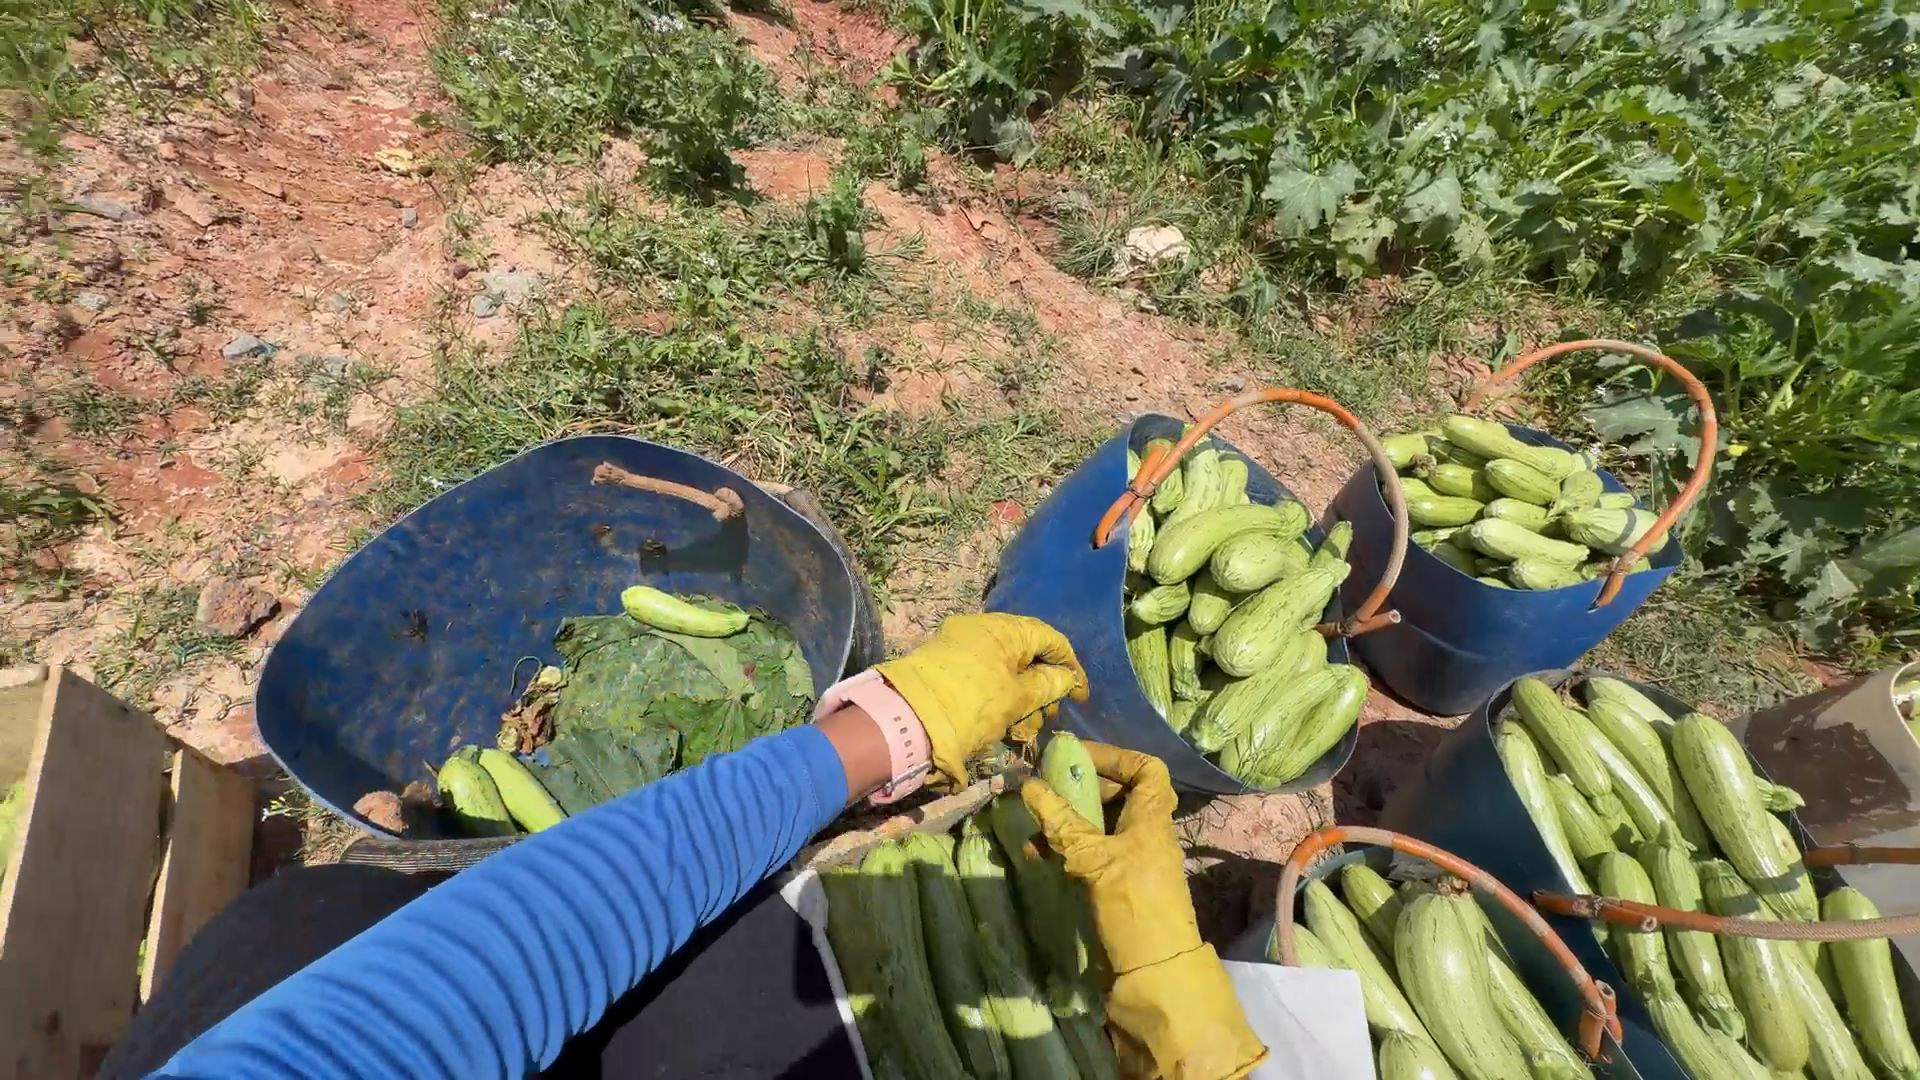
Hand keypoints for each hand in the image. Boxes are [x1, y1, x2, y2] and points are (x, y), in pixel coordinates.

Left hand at [877, 614, 1087, 785]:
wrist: (905, 720)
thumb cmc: (971, 706)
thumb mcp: (1016, 699)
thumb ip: (1047, 685)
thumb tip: (1064, 677)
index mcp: (1002, 628)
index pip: (1049, 638)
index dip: (1069, 665)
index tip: (1080, 695)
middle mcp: (980, 628)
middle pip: (1024, 652)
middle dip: (1042, 686)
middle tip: (1048, 716)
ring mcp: (958, 644)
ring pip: (1002, 667)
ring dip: (1019, 696)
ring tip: (1023, 728)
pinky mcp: (943, 664)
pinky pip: (982, 674)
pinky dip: (997, 695)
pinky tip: (1001, 722)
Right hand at [1022, 742, 1266, 1079]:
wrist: (1156, 976)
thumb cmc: (1134, 905)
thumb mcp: (1094, 858)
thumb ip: (1060, 821)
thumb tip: (1027, 784)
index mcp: (1152, 816)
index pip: (1147, 769)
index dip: (1116, 756)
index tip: (1080, 756)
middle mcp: (1145, 832)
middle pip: (1117, 793)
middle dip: (1081, 786)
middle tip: (1047, 784)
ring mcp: (1131, 858)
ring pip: (1098, 823)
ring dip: (1067, 817)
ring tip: (1035, 818)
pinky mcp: (1116, 883)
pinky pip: (1089, 851)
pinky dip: (1065, 846)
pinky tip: (1037, 852)